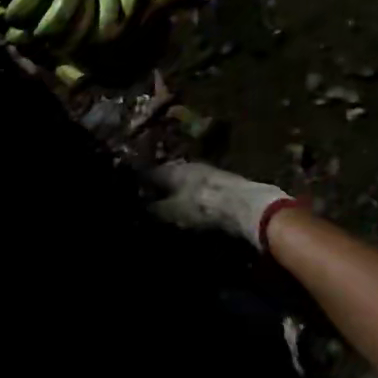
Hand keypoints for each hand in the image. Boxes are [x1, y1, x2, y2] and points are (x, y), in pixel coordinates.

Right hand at [147, 161, 297, 251]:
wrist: (244, 205)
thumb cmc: (202, 206)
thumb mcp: (173, 212)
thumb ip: (155, 210)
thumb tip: (141, 209)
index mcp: (171, 170)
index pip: (149, 173)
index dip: (140, 182)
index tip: (133, 192)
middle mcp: (186, 166)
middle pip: (167, 174)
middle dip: (159, 186)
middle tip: (150, 199)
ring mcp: (206, 172)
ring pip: (184, 180)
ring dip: (176, 190)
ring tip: (170, 205)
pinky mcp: (221, 182)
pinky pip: (198, 188)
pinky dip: (191, 195)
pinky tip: (191, 206)